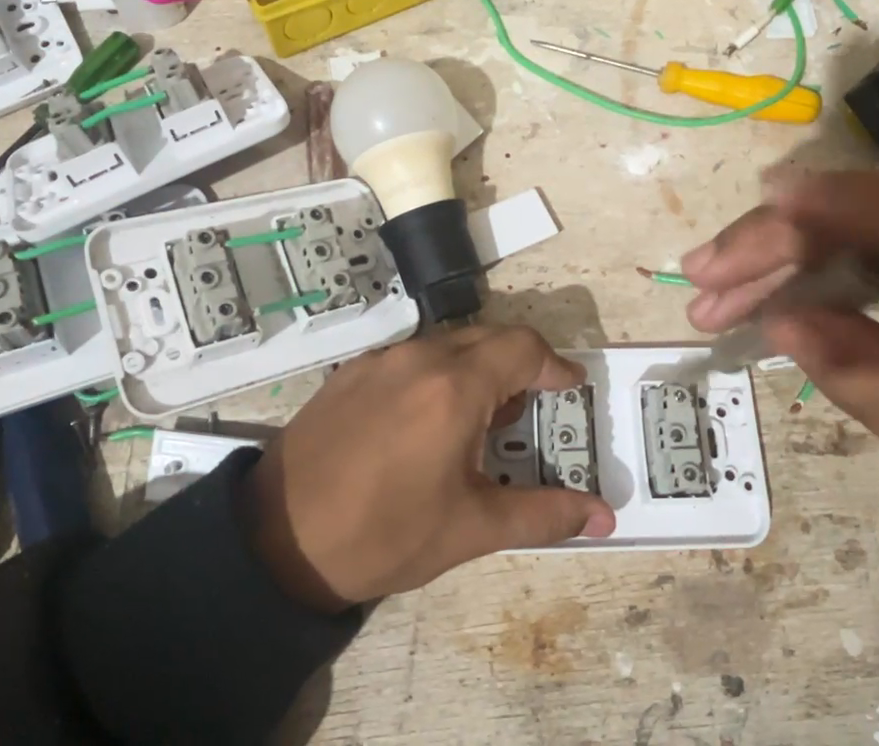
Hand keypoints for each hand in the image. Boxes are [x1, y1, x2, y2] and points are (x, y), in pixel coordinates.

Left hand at [244, 326, 615, 611]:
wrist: (276, 541)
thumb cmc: (383, 535)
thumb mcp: (470, 530)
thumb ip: (543, 514)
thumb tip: (603, 517)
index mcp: (454, 387)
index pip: (522, 347)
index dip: (555, 365)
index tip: (570, 387)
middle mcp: (417, 358)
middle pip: (487, 338)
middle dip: (518, 365)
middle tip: (530, 409)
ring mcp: (377, 361)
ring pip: (445, 344)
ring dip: (475, 369)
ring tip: (479, 421)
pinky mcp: (347, 374)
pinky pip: (408, 358)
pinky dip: (436, 374)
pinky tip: (425, 422)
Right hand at [683, 171, 878, 658]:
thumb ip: (877, 386)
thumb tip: (782, 322)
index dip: (828, 204)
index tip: (753, 210)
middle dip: (782, 235)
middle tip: (702, 277)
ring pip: (877, 224)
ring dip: (794, 248)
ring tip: (720, 292)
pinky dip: (828, 264)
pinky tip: (781, 293)